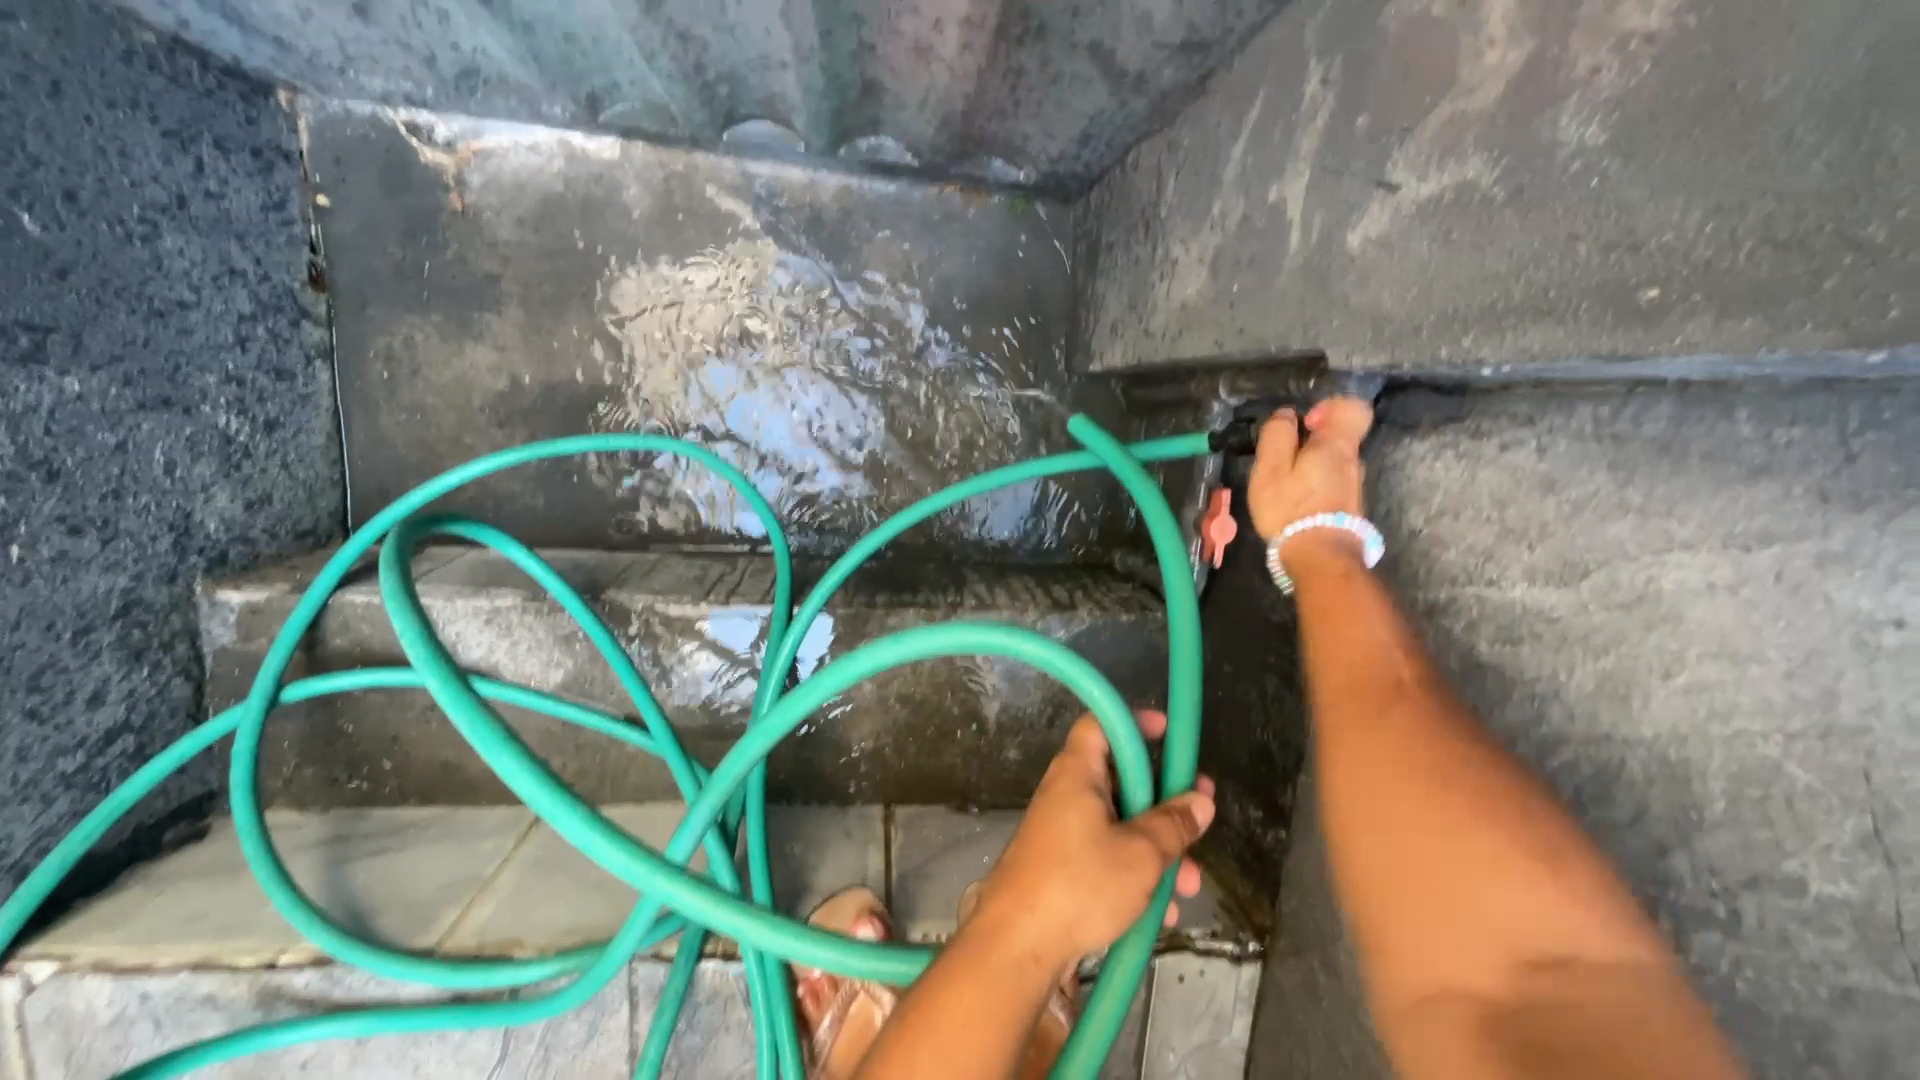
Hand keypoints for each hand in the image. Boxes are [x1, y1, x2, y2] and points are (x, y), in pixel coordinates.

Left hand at [968, 709, 1215, 971]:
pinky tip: (1160, 912)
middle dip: (1163, 806)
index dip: (1134, 723)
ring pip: (1118, 827)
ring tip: (1189, 886)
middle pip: (1119, 782)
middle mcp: (1065, 795)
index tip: (1167, 734)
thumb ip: (1173, 825)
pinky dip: (1133, 877)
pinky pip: (1104, 859)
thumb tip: (1200, 801)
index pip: (1101, 725)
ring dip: (1156, 852)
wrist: (1017, 945)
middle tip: (1199, 819)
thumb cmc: (1080, 884)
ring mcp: (1060, 834)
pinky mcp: (1060, 870)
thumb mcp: (1141, 854)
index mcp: (1077, 774)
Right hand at [1247, 397, 1374, 544]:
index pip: (1353, 409)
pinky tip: (1296, 504)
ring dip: (1311, 468)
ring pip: (1335, 463)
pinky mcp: (1350, 508)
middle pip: (1339, 438)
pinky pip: (1332, 484)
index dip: (1330, 407)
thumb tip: (1286, 416)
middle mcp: (1353, 461)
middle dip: (1312, 442)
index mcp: (1336, 445)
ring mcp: (1355, 486)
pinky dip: (1315, 487)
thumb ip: (1277, 436)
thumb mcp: (1270, 469)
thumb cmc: (1291, 509)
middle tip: (1283, 461)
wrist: (1320, 557)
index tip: (1307, 424)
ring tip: (1285, 487)